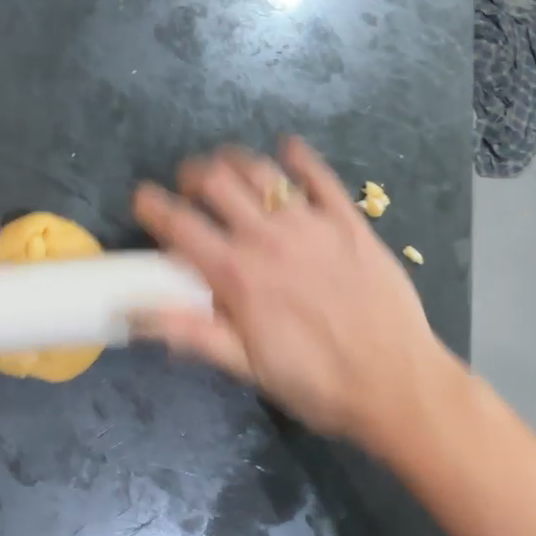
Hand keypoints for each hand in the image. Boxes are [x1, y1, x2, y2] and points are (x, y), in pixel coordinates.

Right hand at [132, 137, 459, 455]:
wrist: (400, 386)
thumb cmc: (318, 383)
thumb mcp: (248, 367)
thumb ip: (192, 332)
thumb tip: (135, 312)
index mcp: (237, 274)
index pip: (179, 226)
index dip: (153, 206)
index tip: (142, 198)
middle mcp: (267, 238)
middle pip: (215, 183)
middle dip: (192, 176)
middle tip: (188, 186)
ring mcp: (310, 224)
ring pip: (260, 172)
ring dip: (235, 161)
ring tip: (226, 165)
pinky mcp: (348, 222)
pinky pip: (319, 177)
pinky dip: (300, 158)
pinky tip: (289, 149)